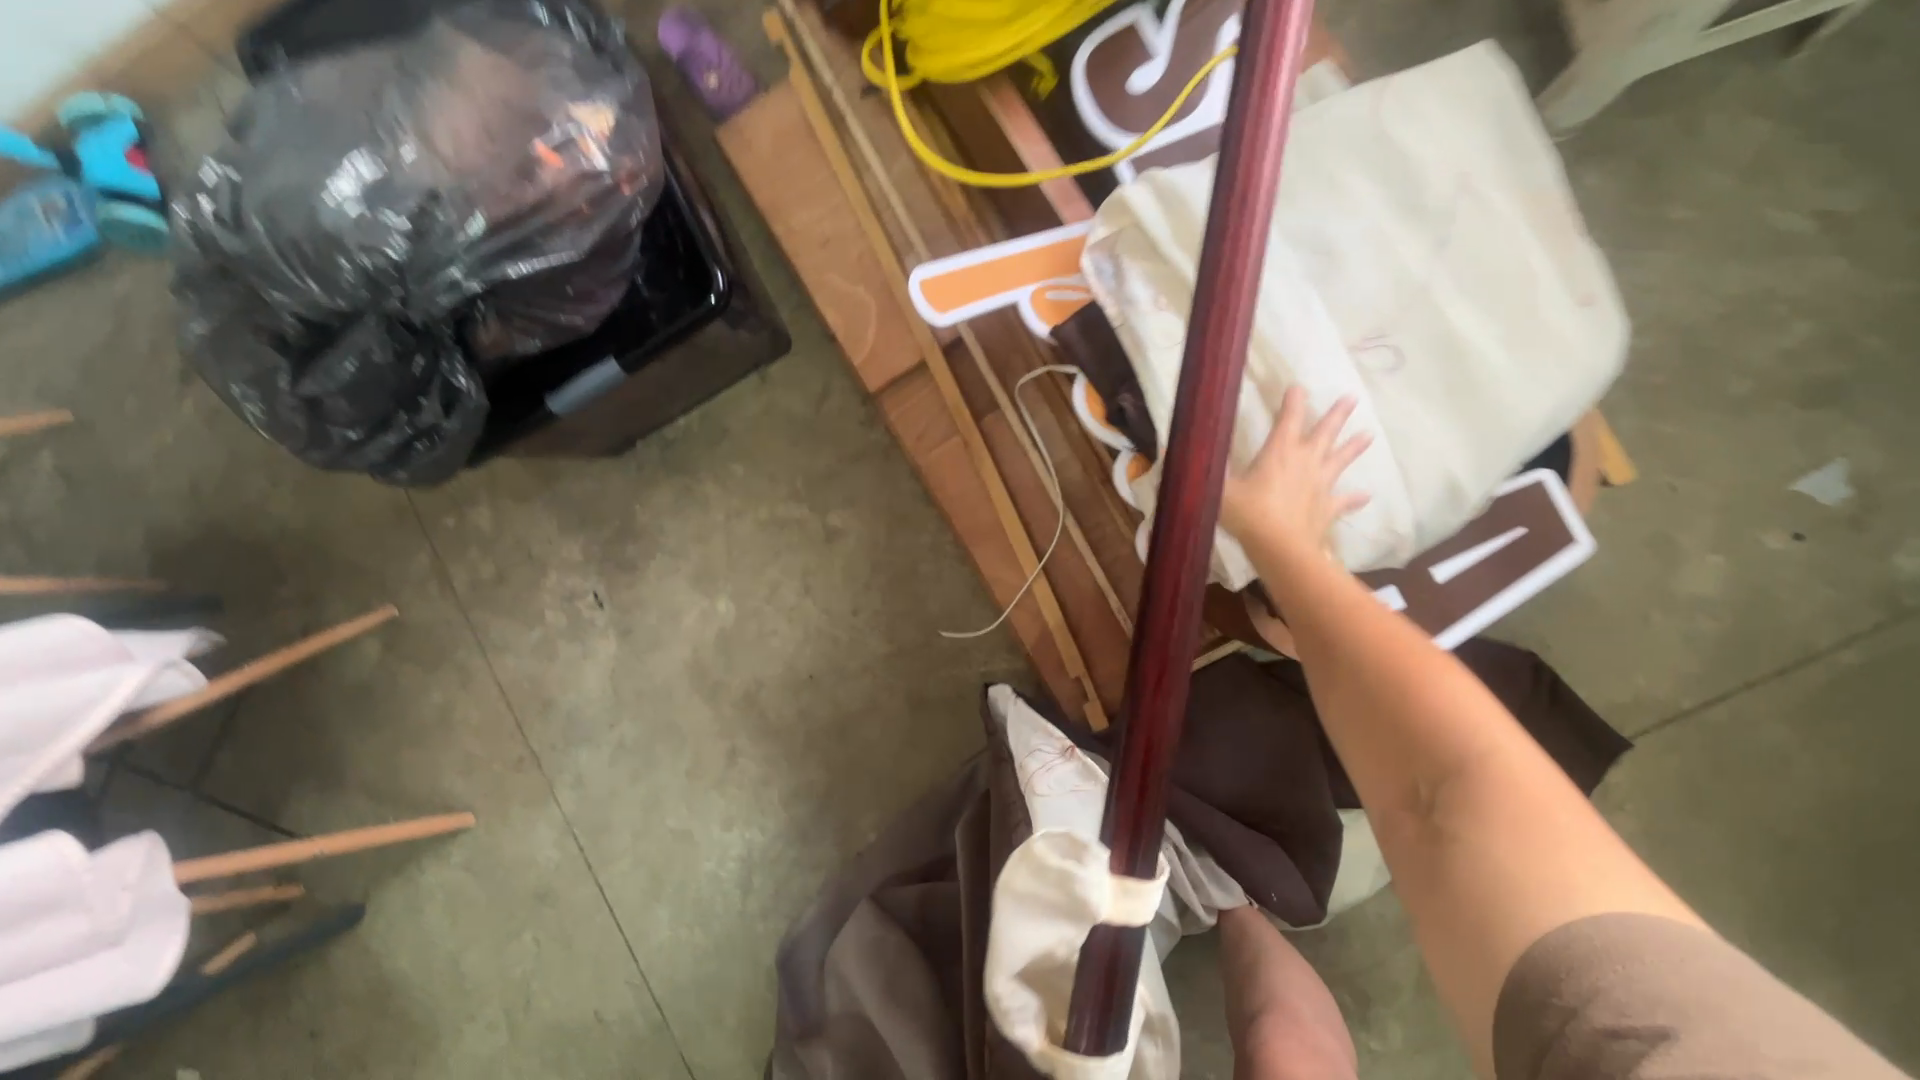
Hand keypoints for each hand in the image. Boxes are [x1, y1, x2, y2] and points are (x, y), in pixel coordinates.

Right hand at [1220, 388, 1371, 559]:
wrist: (1280, 548)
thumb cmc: (1248, 514)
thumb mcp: (1219, 490)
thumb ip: (1205, 470)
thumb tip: (1174, 450)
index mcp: (1280, 451)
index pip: (1289, 418)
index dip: (1293, 401)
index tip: (1298, 387)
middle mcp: (1305, 461)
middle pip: (1325, 432)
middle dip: (1337, 414)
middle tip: (1352, 398)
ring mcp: (1321, 484)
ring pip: (1341, 460)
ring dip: (1354, 447)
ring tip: (1370, 434)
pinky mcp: (1328, 507)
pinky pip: (1344, 501)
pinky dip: (1354, 498)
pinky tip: (1366, 496)